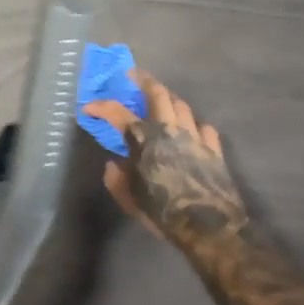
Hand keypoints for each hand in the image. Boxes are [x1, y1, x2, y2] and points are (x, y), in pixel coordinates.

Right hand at [83, 70, 248, 249]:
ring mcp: (194, 137)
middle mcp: (168, 129)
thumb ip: (116, 178)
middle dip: (144, 80)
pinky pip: (205, 128)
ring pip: (182, 105)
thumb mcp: (129, 198)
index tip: (89, 108)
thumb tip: (115, 164)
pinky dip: (195, 125)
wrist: (211, 228)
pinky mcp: (214, 150)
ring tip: (163, 100)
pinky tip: (192, 130)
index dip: (100, 106)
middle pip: (157, 93)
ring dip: (169, 99)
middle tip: (134, 76)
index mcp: (143, 137)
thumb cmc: (163, 211)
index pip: (115, 112)